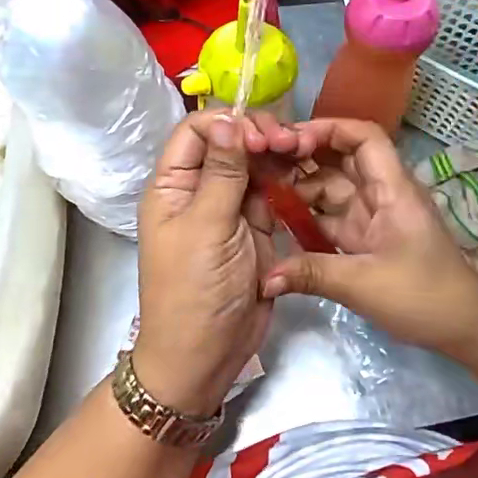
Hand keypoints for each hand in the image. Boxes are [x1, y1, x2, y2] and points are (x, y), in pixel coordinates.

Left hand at [133, 110, 308, 416]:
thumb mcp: (207, 228)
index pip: (197, 132)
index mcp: (173, 186)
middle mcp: (200, 190)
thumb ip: (223, 173)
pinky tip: (305, 172)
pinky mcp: (256, 226)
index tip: (260, 135)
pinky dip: (287, 180)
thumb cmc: (195, 291)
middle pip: (230, 143)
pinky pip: (272, 192)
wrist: (207, 354)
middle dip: (258, 135)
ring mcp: (230, 208)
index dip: (228, 124)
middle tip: (289, 142)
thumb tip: (230, 122)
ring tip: (301, 152)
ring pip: (254, 165)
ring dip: (276, 155)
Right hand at [262, 118, 477, 355]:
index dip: (328, 129)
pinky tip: (276, 217)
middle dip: (304, 155)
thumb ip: (311, 274)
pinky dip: (307, 215)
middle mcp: (382, 193)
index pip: (365, 137)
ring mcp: (374, 215)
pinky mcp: (367, 238)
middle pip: (342, 158)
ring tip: (259, 186)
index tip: (290, 140)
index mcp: (393, 189)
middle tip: (262, 160)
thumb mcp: (364, 284)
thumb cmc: (422, 295)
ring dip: (300, 186)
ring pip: (333, 187)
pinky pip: (332, 216)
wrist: (461, 325)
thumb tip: (263, 277)